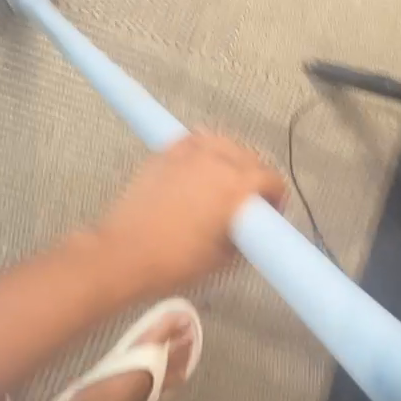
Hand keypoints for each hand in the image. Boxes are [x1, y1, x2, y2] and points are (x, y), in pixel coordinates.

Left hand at [86, 135, 286, 300]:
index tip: (271, 210)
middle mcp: (217, 160)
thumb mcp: (221, 259)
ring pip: (225, 143)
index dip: (276, 196)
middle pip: (251, 157)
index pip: (271, 178)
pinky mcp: (167, 152)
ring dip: (233, 158)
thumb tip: (250, 232)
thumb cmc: (173, 261)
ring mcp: (189, 152)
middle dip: (255, 177)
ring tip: (226, 179)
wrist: (124, 252)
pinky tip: (202, 164)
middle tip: (249, 201)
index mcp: (235, 186)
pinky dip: (205, 148)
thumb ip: (244, 238)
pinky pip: (197, 139)